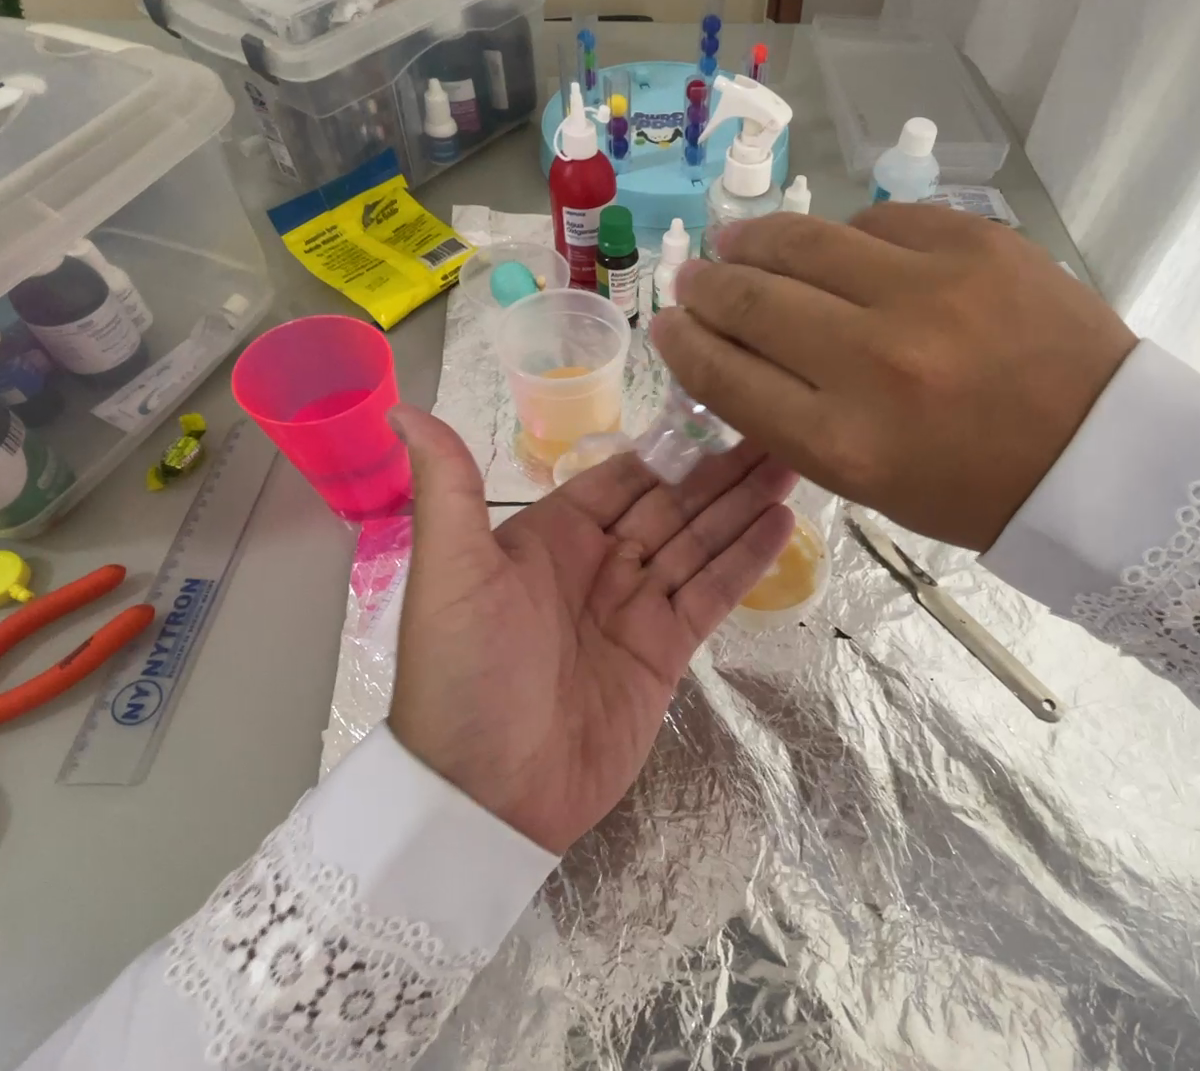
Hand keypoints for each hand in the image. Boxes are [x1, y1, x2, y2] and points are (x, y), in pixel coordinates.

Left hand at [383, 405, 796, 853]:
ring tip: (792, 463)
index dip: (668, 446)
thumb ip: (449, 486)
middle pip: (672, 504)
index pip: (621, 477)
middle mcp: (597, 565)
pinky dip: (746, 560)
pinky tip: (781, 521)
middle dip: (722, 470)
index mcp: (549, 537)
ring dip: (744, 505)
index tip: (716, 408)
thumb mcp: (450, 572)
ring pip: (700, 543)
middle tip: (778, 429)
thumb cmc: (463, 674)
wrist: (485, 792)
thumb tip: (407, 408)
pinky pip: (712, 595)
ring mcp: (635, 610)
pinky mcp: (665, 653)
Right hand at [651, 205, 1136, 552]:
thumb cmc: (971, 490)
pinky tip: (835, 248)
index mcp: (842, 444)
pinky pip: (876, 220)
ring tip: (735, 241)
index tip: (667, 325)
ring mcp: (926, 293)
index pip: (726, 376)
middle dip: (707, 287)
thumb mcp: (866, 480)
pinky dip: (842, 235)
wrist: (1098, 453)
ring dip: (754, 240)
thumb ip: (792, 419)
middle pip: (752, 302)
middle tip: (692, 279)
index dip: (683, 345)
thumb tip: (734, 352)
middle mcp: (872, 363)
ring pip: (803, 242)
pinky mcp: (975, 243)